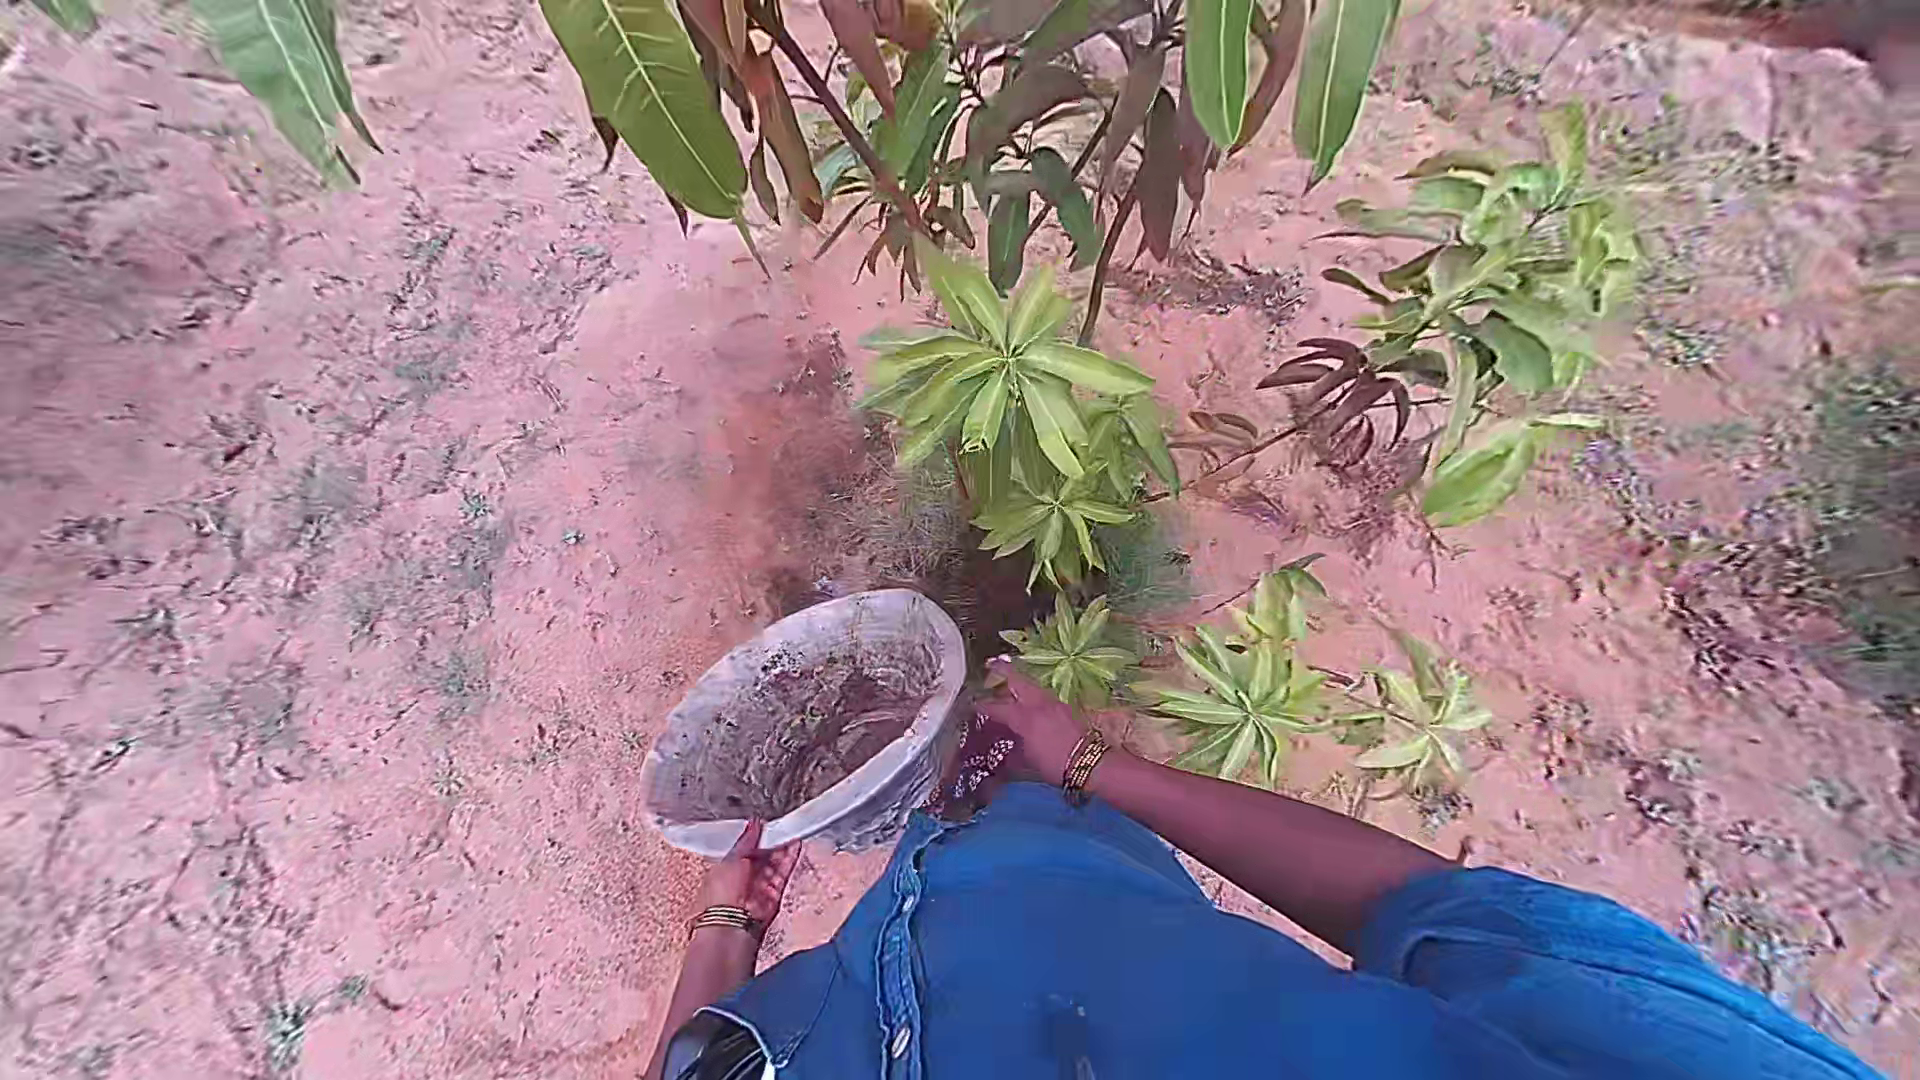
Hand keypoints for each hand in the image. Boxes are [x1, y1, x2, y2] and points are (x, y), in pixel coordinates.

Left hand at [695, 820, 798, 926]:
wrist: (730, 926)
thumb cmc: (719, 897)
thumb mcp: (730, 859)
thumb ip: (746, 840)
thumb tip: (753, 823)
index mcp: (728, 869)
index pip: (746, 847)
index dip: (756, 835)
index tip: (764, 823)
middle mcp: (745, 878)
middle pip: (763, 853)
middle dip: (771, 839)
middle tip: (779, 824)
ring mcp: (760, 886)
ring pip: (775, 861)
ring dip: (783, 846)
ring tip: (791, 829)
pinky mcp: (774, 893)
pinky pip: (784, 872)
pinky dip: (790, 857)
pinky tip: (795, 843)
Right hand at [976, 657, 1089, 782]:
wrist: (1090, 763)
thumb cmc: (1056, 765)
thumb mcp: (1029, 761)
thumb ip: (1014, 750)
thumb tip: (1005, 749)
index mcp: (1024, 718)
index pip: (998, 707)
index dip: (984, 706)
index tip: (974, 704)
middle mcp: (1037, 704)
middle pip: (1016, 680)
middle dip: (1002, 670)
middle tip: (991, 664)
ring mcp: (1053, 702)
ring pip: (1031, 684)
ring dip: (1019, 681)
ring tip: (1009, 682)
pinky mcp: (1064, 706)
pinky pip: (1043, 693)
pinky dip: (1032, 692)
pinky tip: (1031, 700)